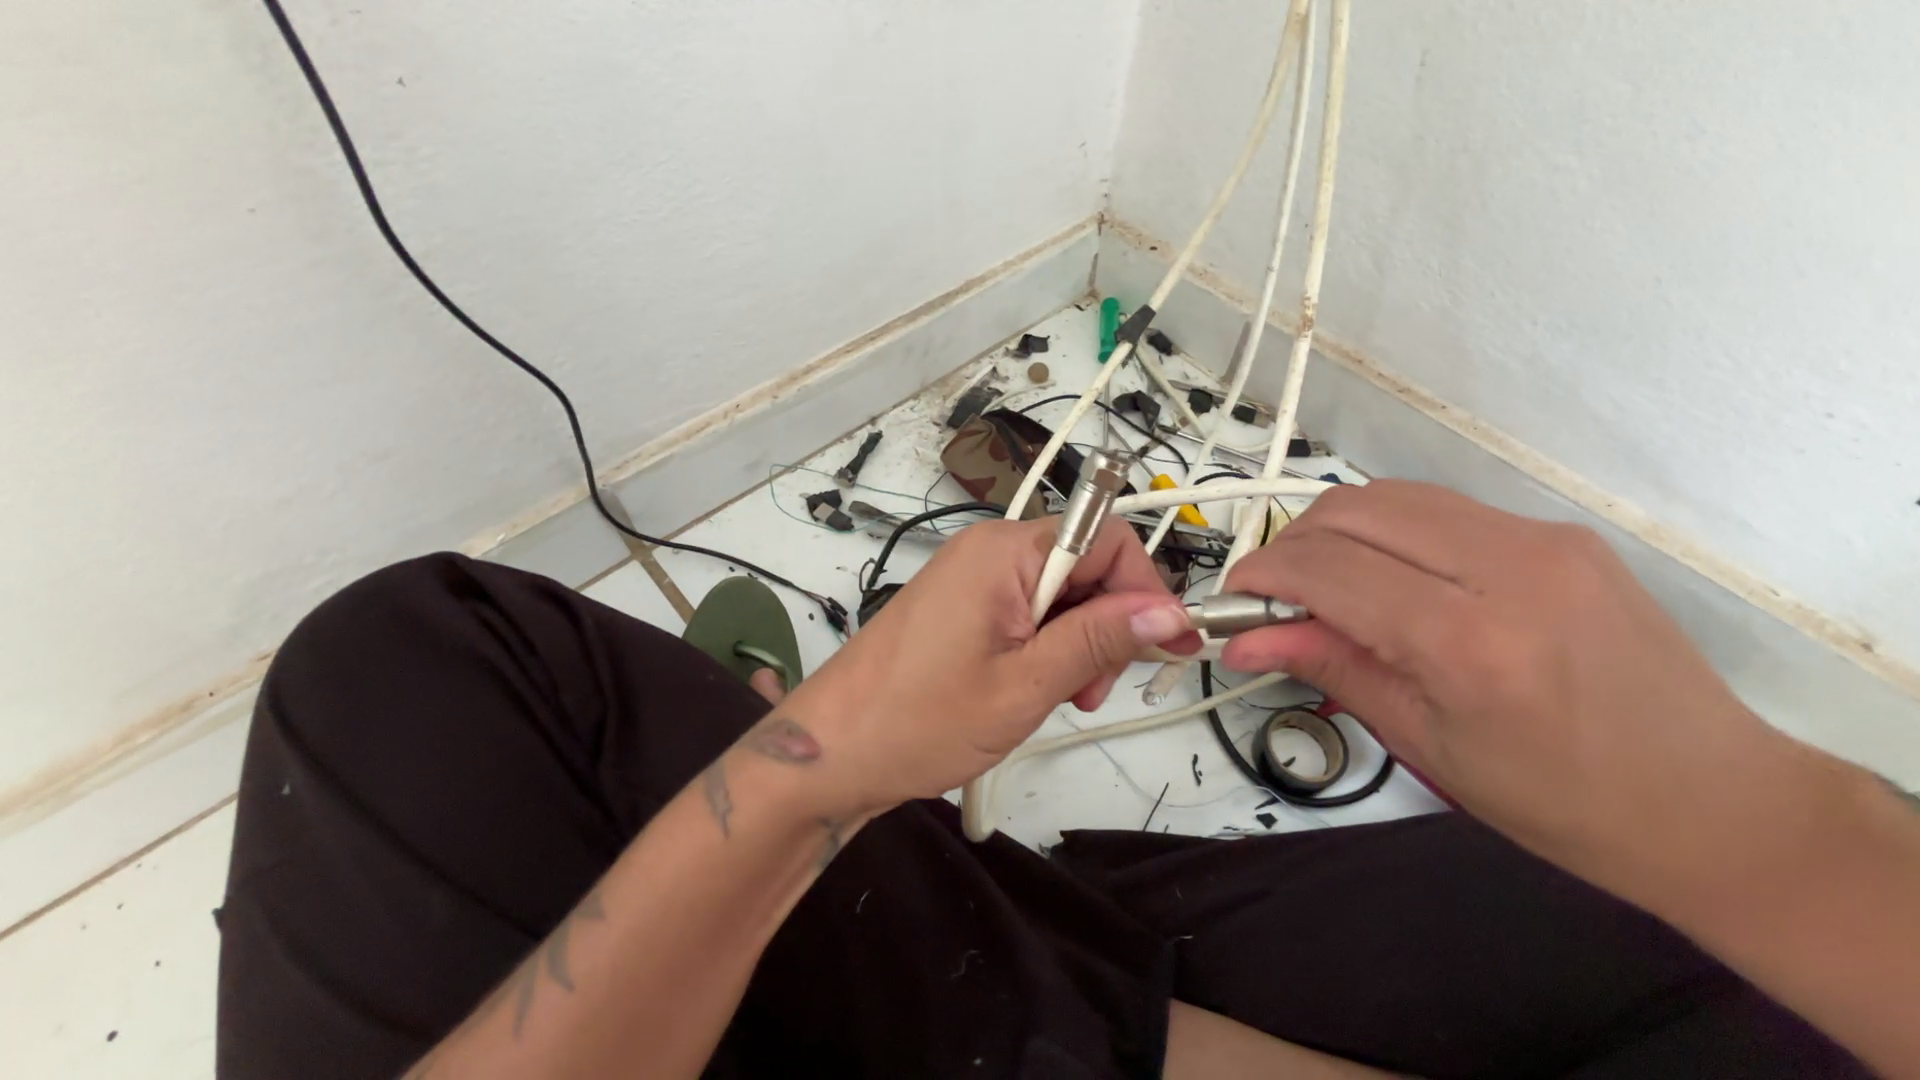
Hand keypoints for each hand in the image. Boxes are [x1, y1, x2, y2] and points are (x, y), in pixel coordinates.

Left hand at [780, 517, 1194, 819]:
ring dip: (1075, 644)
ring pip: (1058, 594)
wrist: (831, 753)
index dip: (1145, 590)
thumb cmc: (920, 722)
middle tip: (1090, 692)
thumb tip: (1168, 610)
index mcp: (1004, 551)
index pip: (1107, 538)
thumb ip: (1098, 640)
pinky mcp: (960, 604)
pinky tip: (1030, 689)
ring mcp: (970, 576)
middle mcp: (988, 549)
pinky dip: (1043, 648)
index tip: (1166, 649)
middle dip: (1106, 625)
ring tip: (1057, 698)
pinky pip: (1025, 610)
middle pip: (1084, 565)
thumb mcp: (1025, 686)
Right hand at [1219, 480, 1811, 905]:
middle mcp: (1506, 565)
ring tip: (1324, 586)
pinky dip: (1390, 532)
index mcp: (1467, 639)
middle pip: (1353, 509)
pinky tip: (1389, 579)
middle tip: (1274, 598)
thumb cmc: (1557, 802)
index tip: (1232, 599)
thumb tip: (1244, 637)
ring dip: (1337, 531)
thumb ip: (1329, 666)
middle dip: (1291, 544)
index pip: (1326, 567)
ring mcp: (1542, 538)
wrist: (1716, 804)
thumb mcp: (1423, 742)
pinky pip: (1443, 509)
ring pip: (1394, 495)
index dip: (1261, 574)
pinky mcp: (1561, 533)